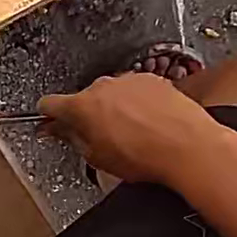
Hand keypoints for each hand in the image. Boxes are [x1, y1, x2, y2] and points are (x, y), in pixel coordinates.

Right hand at [38, 72, 226, 187]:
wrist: (189, 148)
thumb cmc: (145, 156)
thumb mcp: (96, 157)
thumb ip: (70, 138)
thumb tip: (57, 129)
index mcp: (81, 106)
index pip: (49, 104)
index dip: (47, 116)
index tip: (51, 123)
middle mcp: (102, 87)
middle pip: (83, 99)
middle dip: (86, 116)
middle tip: (98, 138)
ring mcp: (128, 81)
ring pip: (110, 94)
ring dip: (113, 109)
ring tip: (130, 134)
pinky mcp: (152, 80)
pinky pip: (134, 91)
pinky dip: (136, 104)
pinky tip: (147, 124)